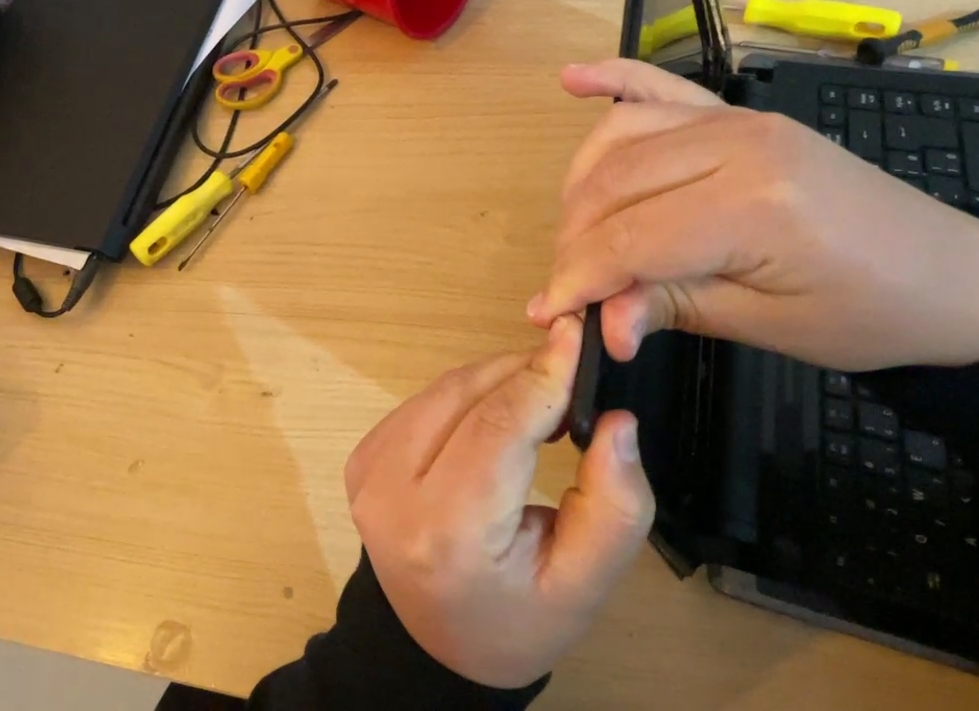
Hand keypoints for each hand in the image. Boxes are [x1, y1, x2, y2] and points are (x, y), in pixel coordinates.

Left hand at [344, 317, 653, 688]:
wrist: (435, 644)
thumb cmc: (516, 619)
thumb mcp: (583, 586)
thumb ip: (614, 508)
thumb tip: (617, 423)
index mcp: (445, 532)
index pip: (498, 427)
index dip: (541, 376)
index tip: (575, 333)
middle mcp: (390, 493)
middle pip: (465, 397)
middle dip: (522, 371)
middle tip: (572, 366)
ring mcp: (367, 471)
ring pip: (442, 390)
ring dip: (496, 377)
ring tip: (545, 390)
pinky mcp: (361, 456)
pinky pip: (424, 401)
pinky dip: (468, 392)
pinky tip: (501, 406)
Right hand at [528, 59, 978, 371]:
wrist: (952, 276)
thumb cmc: (866, 314)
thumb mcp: (765, 326)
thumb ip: (670, 308)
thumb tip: (598, 324)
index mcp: (754, 204)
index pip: (631, 236)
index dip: (580, 278)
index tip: (549, 314)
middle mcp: (739, 142)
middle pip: (614, 182)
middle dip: (574, 240)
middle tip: (566, 290)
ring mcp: (738, 118)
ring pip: (620, 136)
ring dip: (581, 186)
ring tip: (575, 237)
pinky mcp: (740, 113)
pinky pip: (661, 85)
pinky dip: (613, 79)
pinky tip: (572, 79)